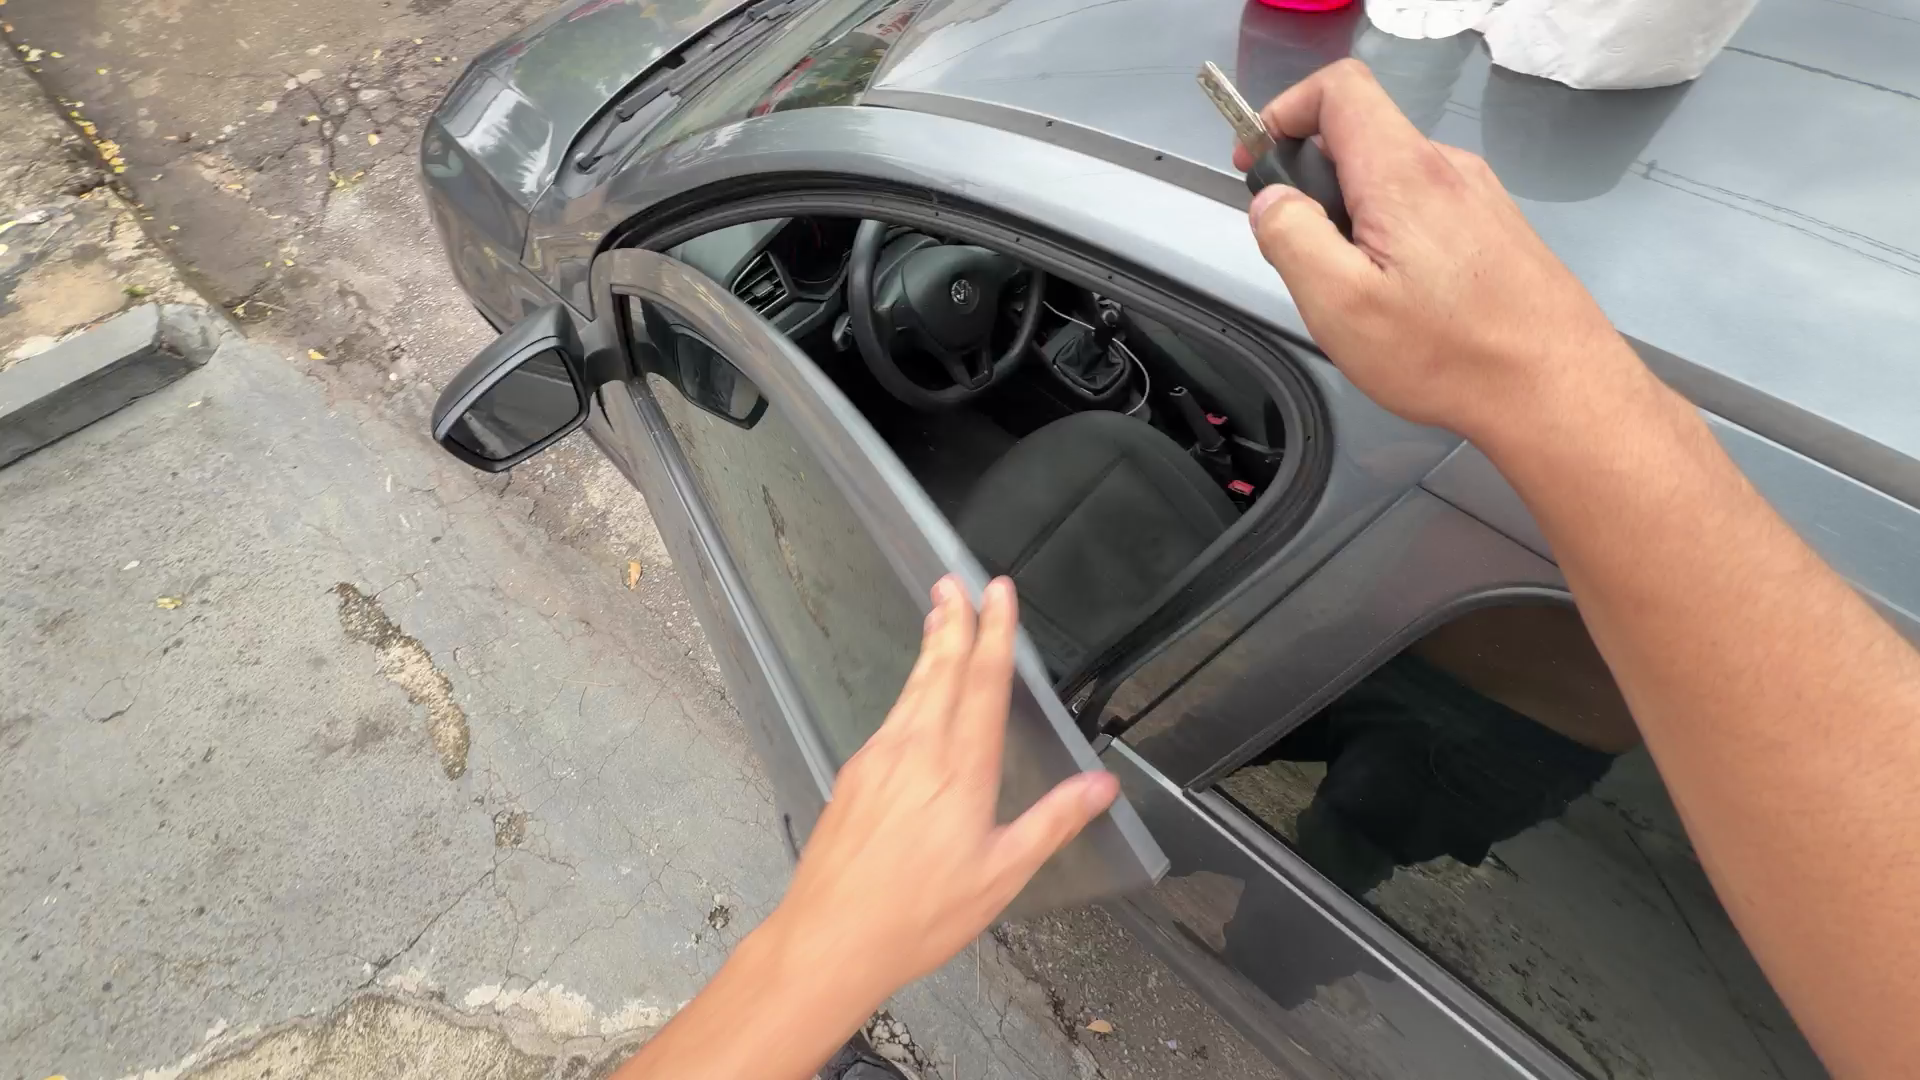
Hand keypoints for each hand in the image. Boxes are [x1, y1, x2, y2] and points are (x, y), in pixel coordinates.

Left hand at [760, 575, 1118, 1008]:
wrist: (830, 936)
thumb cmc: (920, 912)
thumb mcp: (1002, 875)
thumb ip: (1053, 822)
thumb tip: (1103, 785)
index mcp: (961, 769)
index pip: (983, 683)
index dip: (995, 632)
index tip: (998, 592)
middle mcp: (918, 747)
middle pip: (941, 669)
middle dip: (953, 619)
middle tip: (954, 580)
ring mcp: (880, 753)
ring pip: (913, 685)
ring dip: (930, 645)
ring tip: (938, 613)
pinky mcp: (856, 768)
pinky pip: (892, 713)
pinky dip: (911, 684)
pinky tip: (915, 688)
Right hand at [1237, 60, 1646, 446]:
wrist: (1548, 386)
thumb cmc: (1440, 351)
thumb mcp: (1337, 302)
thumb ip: (1291, 238)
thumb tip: (1270, 200)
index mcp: (1401, 175)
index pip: (1340, 90)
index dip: (1284, 110)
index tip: (1255, 162)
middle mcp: (1444, 168)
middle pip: (1358, 137)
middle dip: (1308, 184)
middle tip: (1298, 258)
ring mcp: (1473, 194)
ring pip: (1384, 179)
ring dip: (1345, 217)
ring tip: (1346, 290)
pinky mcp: (1487, 225)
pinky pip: (1416, 207)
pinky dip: (1381, 233)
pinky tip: (1389, 294)